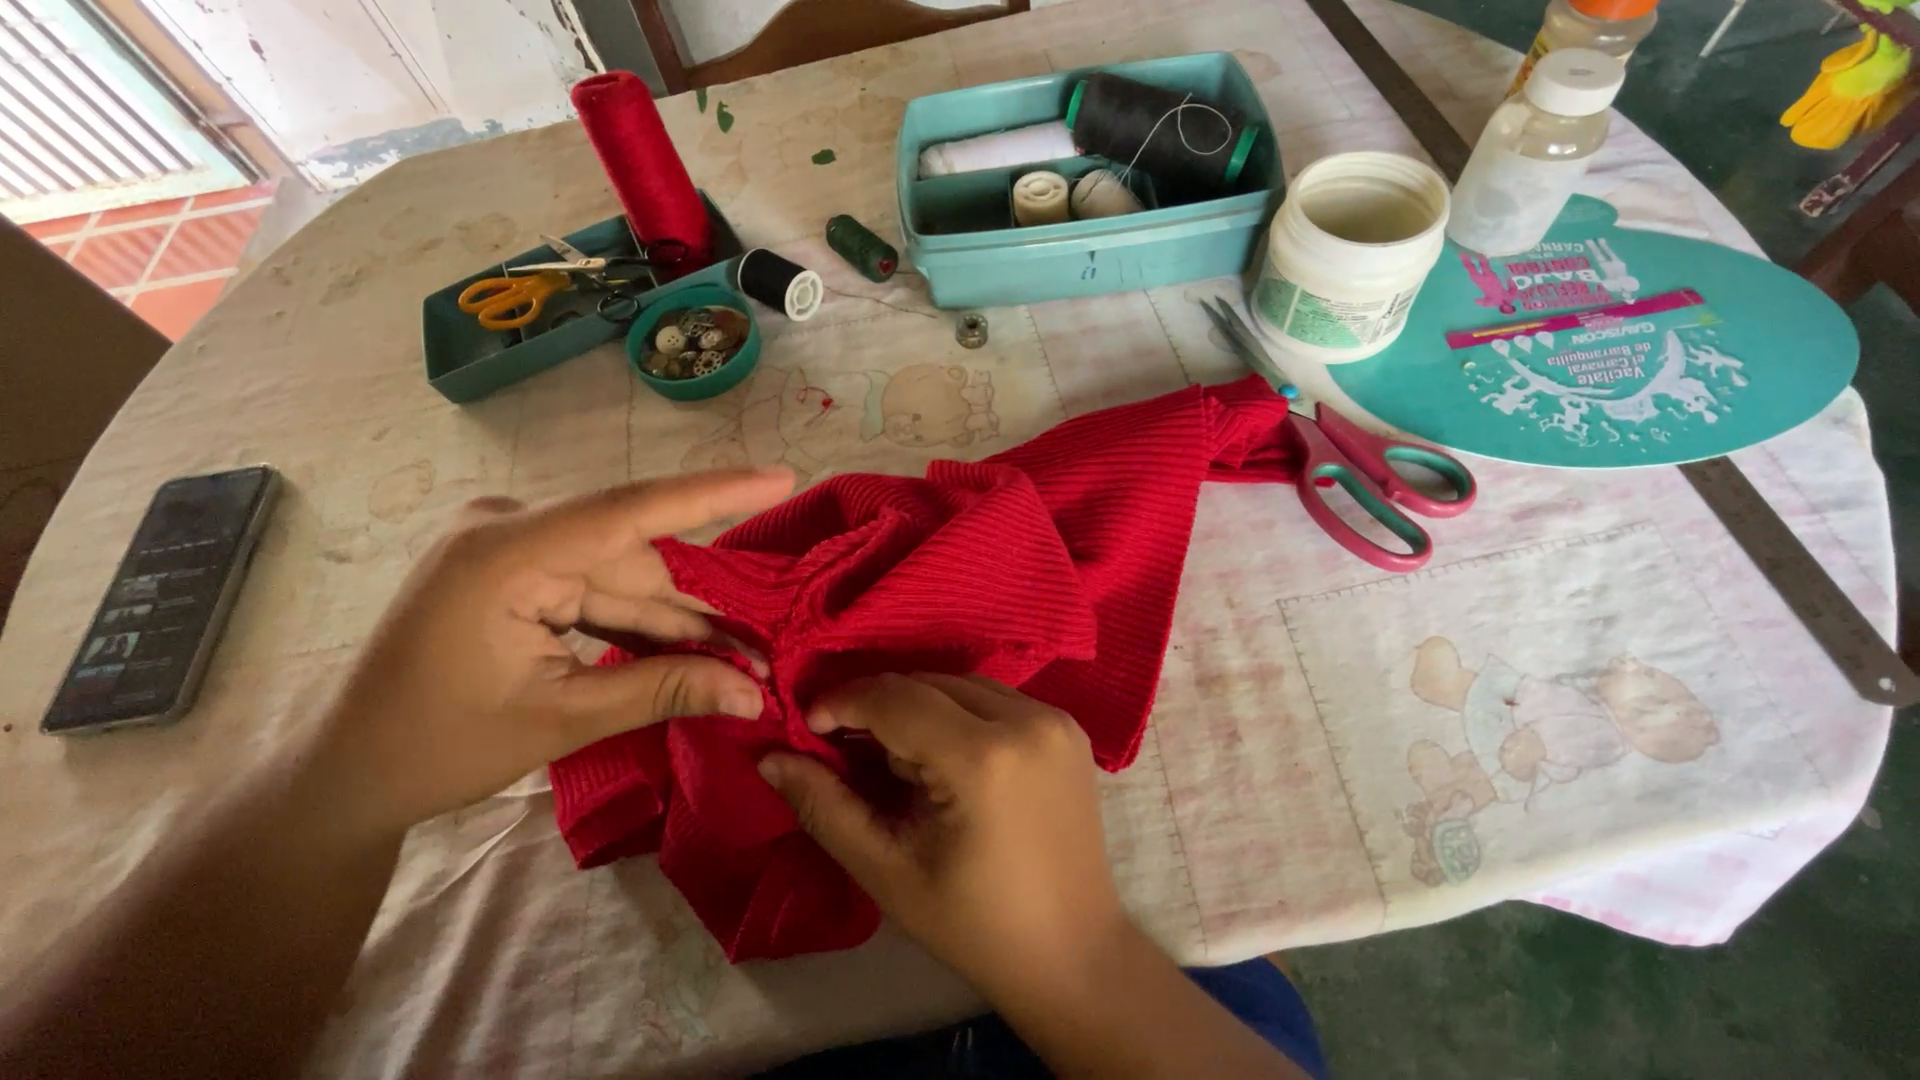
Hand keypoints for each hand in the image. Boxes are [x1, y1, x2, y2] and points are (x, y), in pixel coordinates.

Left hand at [307, 467, 793, 836]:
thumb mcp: (561, 719)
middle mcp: (506, 530)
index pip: (629, 510)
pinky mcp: (512, 570)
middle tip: (760, 655)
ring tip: (734, 664)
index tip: (781, 477)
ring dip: (671, 621)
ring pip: (620, 576)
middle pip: (632, 557)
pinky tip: (685, 652)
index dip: (713, 493)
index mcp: (503, 553)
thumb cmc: (438, 748)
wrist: (345, 774)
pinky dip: (634, 623)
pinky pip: (594, 588)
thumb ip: (663, 691)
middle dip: (696, 610)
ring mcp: (507, 547)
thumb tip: (754, 694)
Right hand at [756, 674, 1126, 994]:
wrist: (1073, 952)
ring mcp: (1056, 720)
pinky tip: (943, 756)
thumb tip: (770, 757)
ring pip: (962, 685)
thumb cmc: (974, 924)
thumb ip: (824, 807)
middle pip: (928, 683)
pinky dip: (958, 713)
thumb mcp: (887, 870)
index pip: (896, 698)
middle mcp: (1026, 721)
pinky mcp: (1070, 728)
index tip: (808, 725)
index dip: (843, 702)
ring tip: (895, 759)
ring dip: (918, 706)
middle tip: (845, 747)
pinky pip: (996, 699)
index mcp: (983, 758)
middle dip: (878, 707)